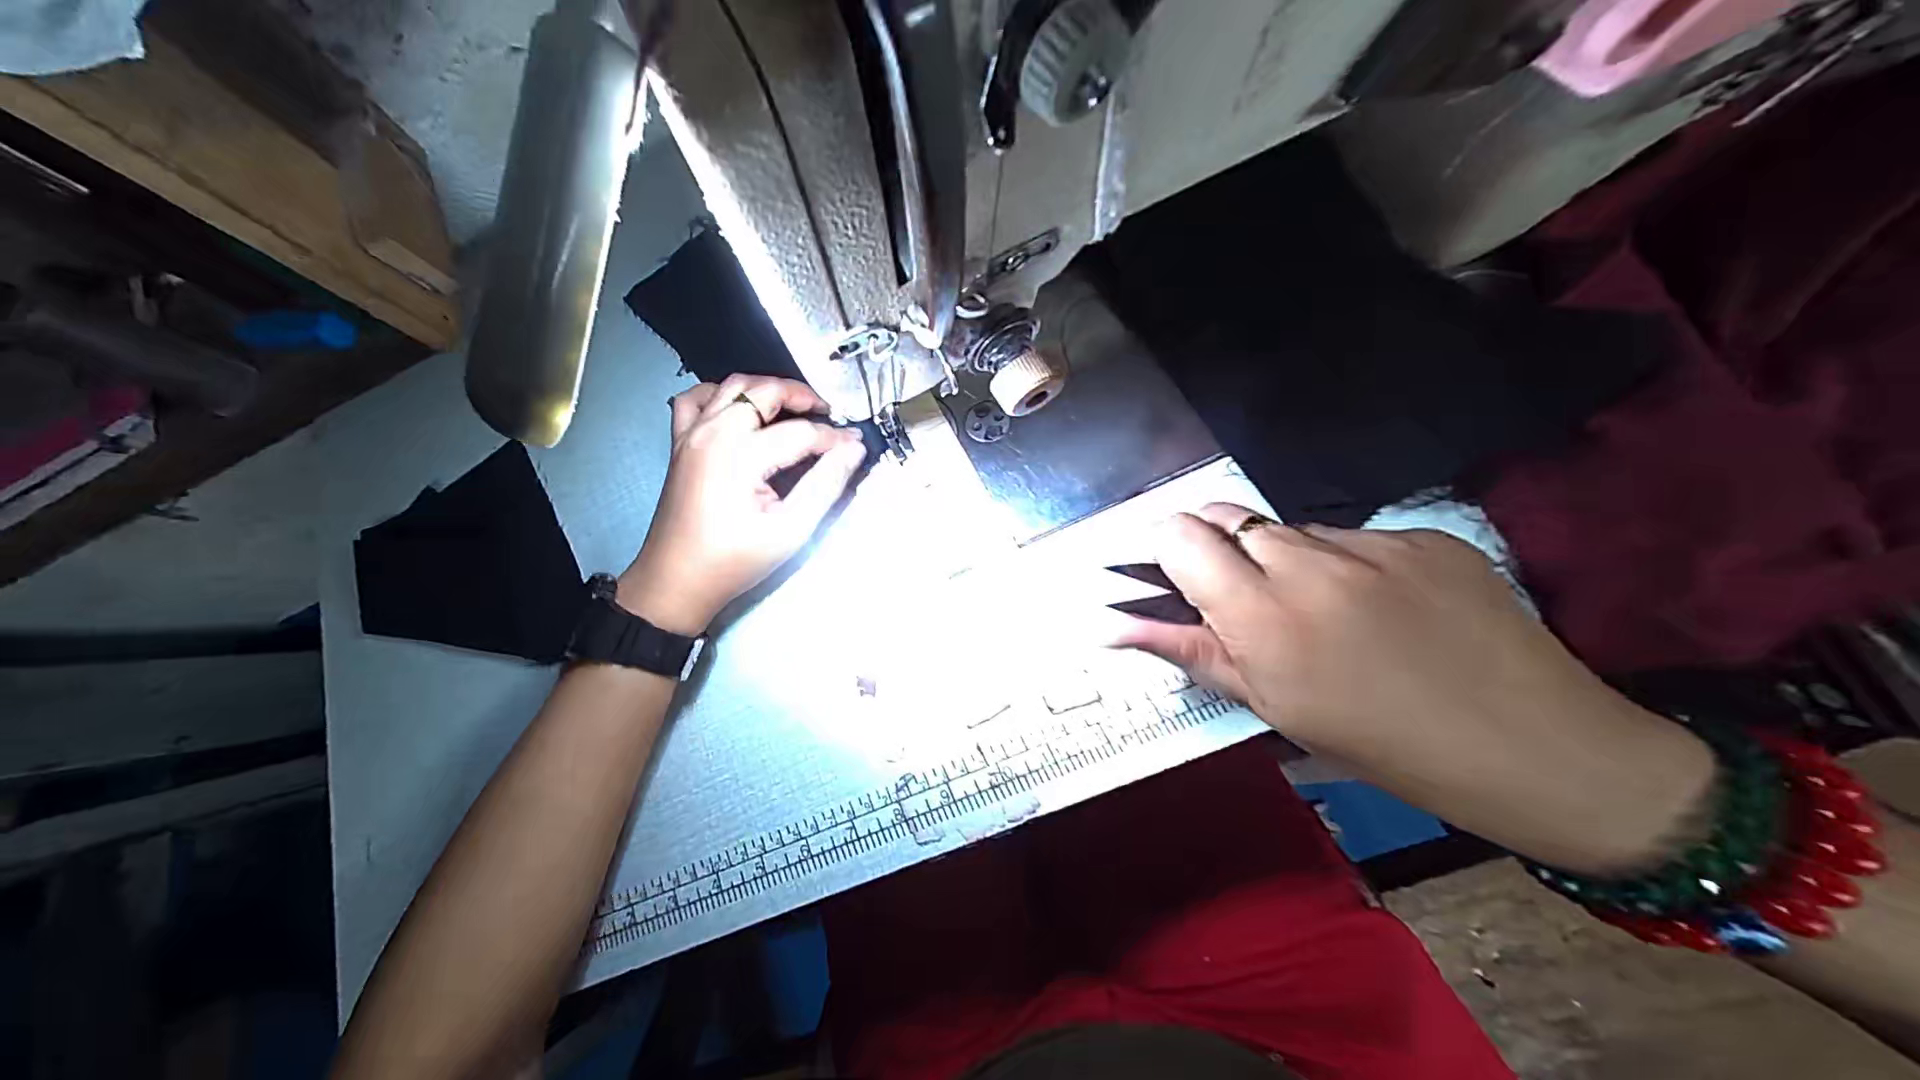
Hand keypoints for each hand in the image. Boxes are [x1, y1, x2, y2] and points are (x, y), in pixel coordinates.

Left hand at [617, 376, 866, 634]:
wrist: (676, 581)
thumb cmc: (734, 562)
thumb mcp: (790, 530)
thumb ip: (825, 485)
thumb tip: (852, 450)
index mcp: (739, 456)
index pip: (800, 432)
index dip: (833, 438)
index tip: (854, 447)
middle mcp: (712, 434)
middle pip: (763, 391)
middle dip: (801, 396)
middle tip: (828, 415)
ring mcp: (691, 435)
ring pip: (732, 385)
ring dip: (766, 388)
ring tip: (794, 407)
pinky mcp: (679, 443)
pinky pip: (696, 398)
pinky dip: (721, 393)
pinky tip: (741, 409)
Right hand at [1111, 503, 1715, 874]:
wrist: (1532, 746)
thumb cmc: (1379, 744)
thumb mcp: (1272, 707)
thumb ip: (1190, 650)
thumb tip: (1115, 625)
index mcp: (1263, 616)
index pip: (1179, 536)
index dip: (1167, 550)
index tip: (1175, 577)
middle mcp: (1309, 563)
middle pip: (1229, 516)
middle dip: (1218, 546)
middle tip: (1240, 594)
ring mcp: (1372, 542)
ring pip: (1291, 527)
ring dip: (1282, 557)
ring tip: (1322, 611)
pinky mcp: (1424, 534)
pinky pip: (1354, 535)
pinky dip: (1345, 562)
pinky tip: (1380, 607)